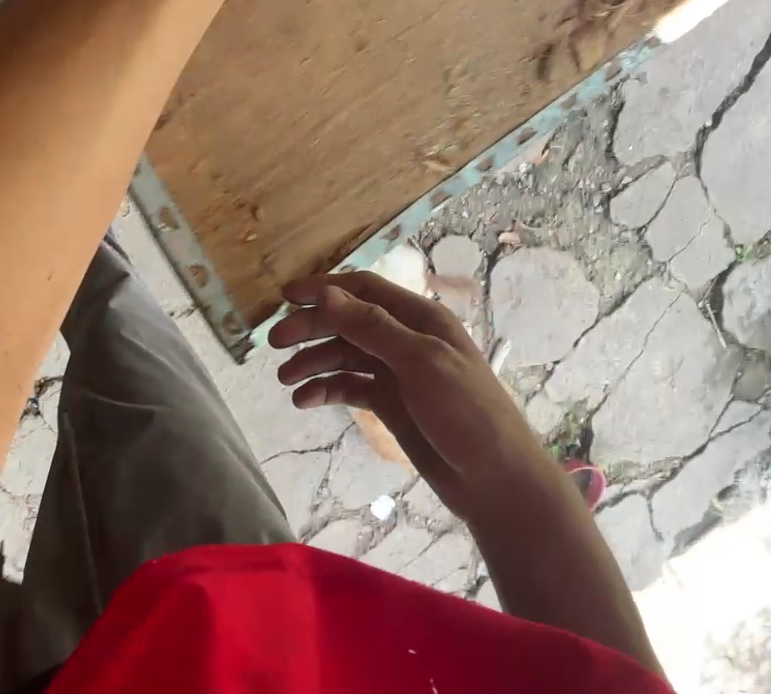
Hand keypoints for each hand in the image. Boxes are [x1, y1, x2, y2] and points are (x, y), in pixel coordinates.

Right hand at [270, 270, 556, 522]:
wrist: (495, 481)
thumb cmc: (466, 412)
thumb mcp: (419, 362)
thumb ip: (371, 327)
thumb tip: (326, 294)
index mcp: (419, 317)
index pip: (363, 290)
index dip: (324, 289)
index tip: (285, 296)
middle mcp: (405, 339)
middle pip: (348, 322)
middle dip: (311, 329)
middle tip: (275, 344)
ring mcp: (397, 372)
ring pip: (345, 356)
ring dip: (314, 362)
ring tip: (286, 380)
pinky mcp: (391, 404)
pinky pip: (350, 387)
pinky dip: (326, 390)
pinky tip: (305, 400)